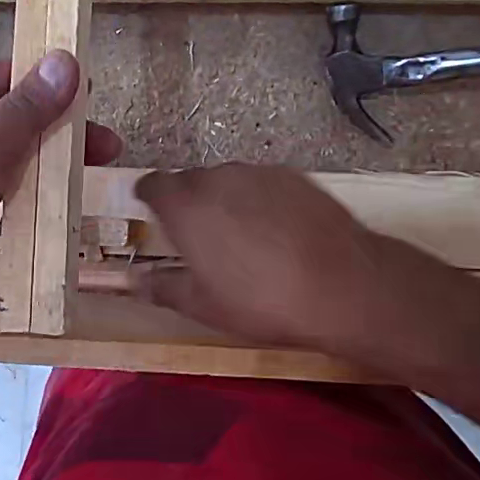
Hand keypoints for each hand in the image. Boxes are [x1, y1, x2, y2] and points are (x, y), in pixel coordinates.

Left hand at [0, 51, 122, 274]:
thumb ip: (32, 102)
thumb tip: (66, 58)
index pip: (19, 73)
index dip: (56, 80)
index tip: (91, 94)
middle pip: (28, 113)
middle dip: (67, 126)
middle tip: (108, 146)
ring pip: (23, 147)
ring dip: (57, 155)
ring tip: (94, 168)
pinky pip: (13, 175)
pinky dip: (38, 179)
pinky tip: (61, 192)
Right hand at [133, 165, 458, 364]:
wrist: (344, 285)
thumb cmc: (263, 301)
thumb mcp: (204, 306)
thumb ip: (163, 288)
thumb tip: (135, 281)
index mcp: (185, 205)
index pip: (152, 184)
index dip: (148, 197)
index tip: (151, 213)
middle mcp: (217, 178)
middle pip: (189, 180)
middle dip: (187, 202)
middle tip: (200, 237)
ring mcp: (258, 173)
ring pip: (227, 180)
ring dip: (224, 199)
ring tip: (243, 236)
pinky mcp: (293, 175)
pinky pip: (261, 183)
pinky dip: (258, 198)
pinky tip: (277, 230)